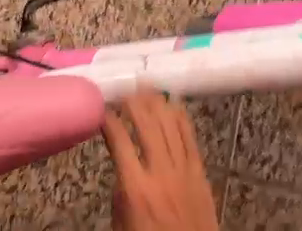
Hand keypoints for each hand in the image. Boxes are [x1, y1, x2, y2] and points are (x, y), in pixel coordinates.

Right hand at [102, 95, 218, 230]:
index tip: (101, 107)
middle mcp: (160, 172)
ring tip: (145, 86)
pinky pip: (191, 137)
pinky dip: (181, 117)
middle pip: (146, 124)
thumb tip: (122, 164)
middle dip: (133, 101)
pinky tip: (173, 102)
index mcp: (136, 188)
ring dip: (156, 102)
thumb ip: (121, 191)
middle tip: (124, 88)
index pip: (119, 140)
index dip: (108, 119)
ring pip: (170, 124)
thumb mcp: (121, 224)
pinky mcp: (200, 173)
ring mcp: (183, 170)